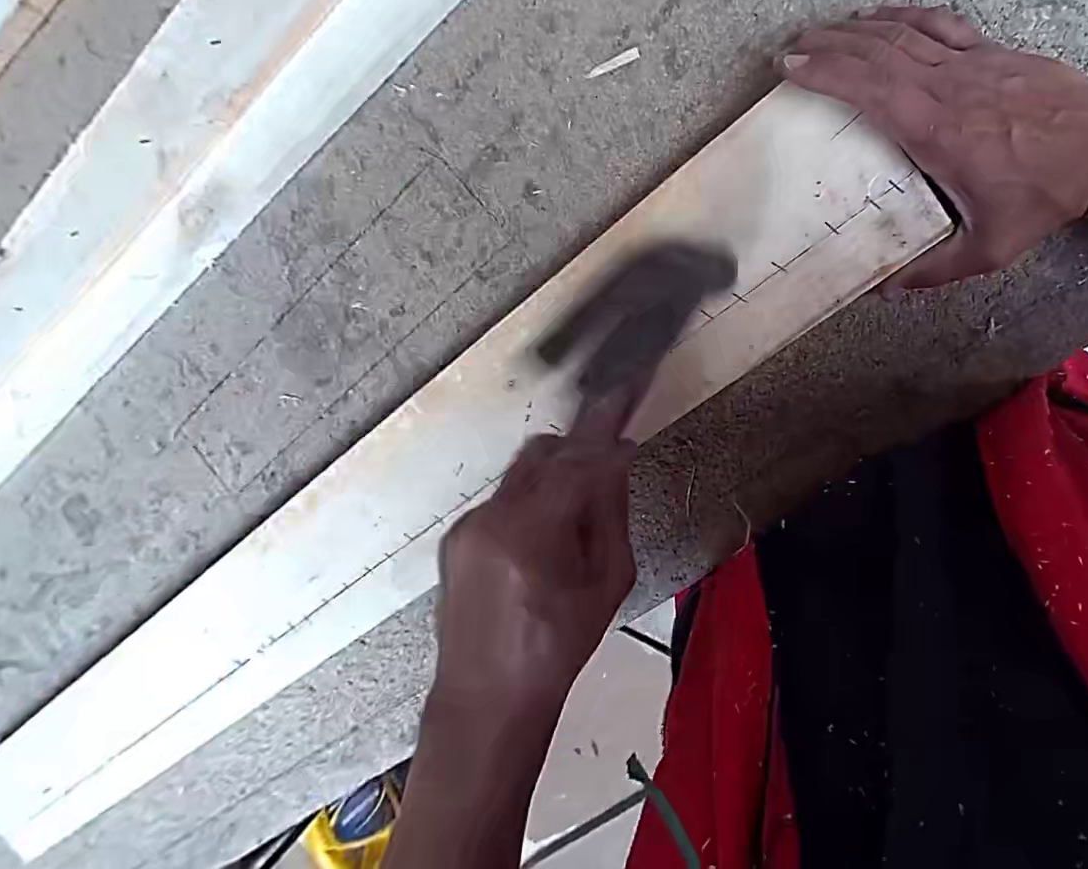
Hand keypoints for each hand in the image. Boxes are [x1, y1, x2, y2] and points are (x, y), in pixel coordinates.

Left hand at [432, 401, 637, 706]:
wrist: (486, 699)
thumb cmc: (559, 645)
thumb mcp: (610, 579)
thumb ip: (611, 510)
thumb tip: (617, 459)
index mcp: (535, 534)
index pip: (579, 458)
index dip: (608, 421)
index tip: (630, 389)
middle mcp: (492, 519)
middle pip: (544, 450)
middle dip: (582, 445)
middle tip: (612, 459)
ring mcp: (468, 526)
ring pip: (524, 470)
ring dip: (558, 471)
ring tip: (580, 510)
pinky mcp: (457, 537)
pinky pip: (506, 495)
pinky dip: (535, 496)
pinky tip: (547, 534)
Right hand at [778, 6, 1087, 288]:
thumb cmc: (1047, 197)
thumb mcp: (990, 248)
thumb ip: (935, 270)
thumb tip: (887, 292)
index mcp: (936, 131)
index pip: (867, 89)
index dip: (824, 72)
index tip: (792, 66)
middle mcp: (946, 88)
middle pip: (875, 53)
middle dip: (828, 45)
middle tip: (794, 46)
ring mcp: (970, 63)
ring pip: (901, 33)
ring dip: (857, 28)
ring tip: (825, 30)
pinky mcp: (992, 52)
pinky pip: (938, 24)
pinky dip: (904, 16)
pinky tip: (882, 14)